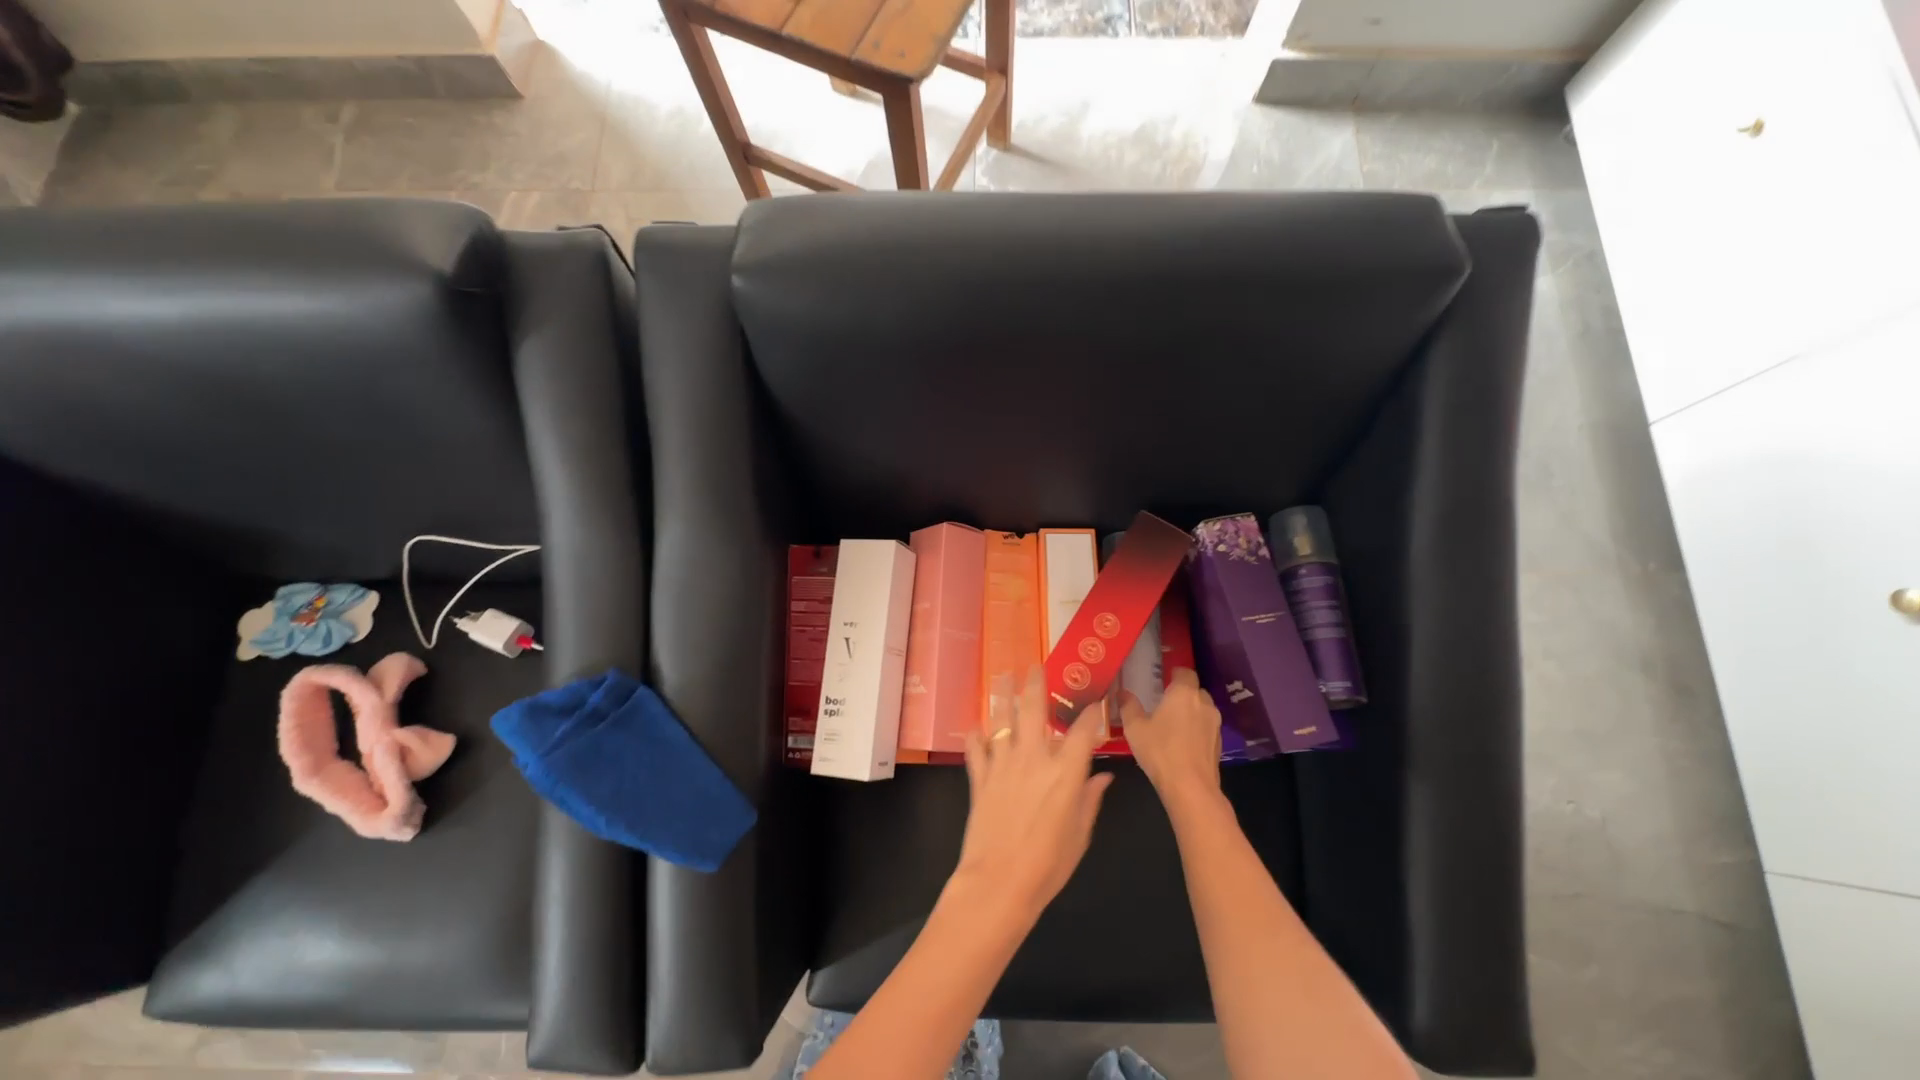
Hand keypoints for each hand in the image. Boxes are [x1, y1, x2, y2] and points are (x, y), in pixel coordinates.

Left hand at [953, 666, 1113, 920]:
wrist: (999, 882)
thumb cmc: (1048, 864)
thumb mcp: (1080, 834)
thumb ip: (1090, 800)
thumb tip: (1103, 777)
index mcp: (1066, 772)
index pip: (1084, 730)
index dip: (1091, 711)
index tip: (1096, 698)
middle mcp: (1034, 759)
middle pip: (1033, 709)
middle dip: (1035, 684)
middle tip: (1035, 665)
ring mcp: (1003, 766)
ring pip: (1001, 720)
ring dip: (1002, 696)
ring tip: (1002, 676)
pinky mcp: (979, 778)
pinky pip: (977, 749)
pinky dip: (976, 736)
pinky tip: (976, 727)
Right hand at [1120, 667, 1222, 811]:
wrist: (1190, 787)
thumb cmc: (1160, 751)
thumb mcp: (1135, 728)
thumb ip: (1129, 706)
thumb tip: (1122, 692)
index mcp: (1183, 693)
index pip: (1185, 672)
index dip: (1175, 673)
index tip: (1163, 679)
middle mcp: (1203, 703)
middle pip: (1194, 690)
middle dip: (1181, 694)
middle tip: (1163, 703)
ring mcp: (1215, 723)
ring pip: (1202, 709)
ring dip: (1190, 712)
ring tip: (1172, 724)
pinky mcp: (1219, 742)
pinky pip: (1206, 727)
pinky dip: (1196, 729)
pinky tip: (1182, 742)